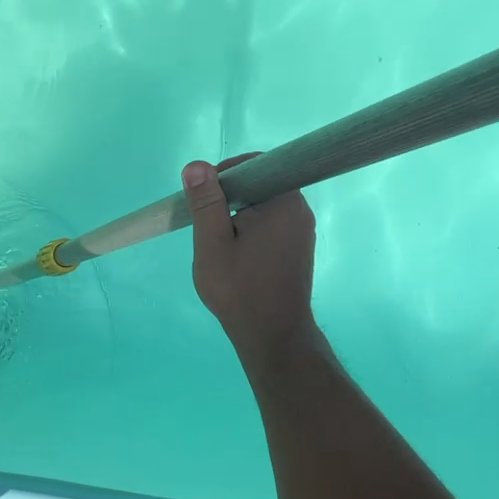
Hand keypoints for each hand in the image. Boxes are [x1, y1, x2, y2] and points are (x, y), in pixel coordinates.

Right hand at [181, 154, 318, 360]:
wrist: (272, 333)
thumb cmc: (239, 288)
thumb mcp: (212, 243)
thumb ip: (206, 203)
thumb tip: (196, 166)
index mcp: (283, 200)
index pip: (253, 165)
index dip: (221, 175)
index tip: (200, 201)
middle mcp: (299, 208)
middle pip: (259, 184)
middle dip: (227, 199)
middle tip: (204, 227)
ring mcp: (302, 229)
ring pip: (263, 206)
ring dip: (236, 217)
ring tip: (217, 245)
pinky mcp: (298, 247)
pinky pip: (270, 224)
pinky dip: (249, 231)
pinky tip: (234, 255)